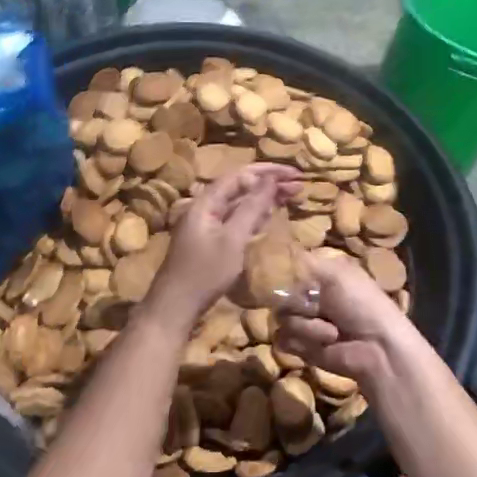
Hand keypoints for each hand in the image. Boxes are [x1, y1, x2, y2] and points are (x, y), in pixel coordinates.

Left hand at [142, 163, 300, 332]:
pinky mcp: (209, 241)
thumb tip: (269, 180)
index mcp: (205, 202)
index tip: (296, 173)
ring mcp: (205, 225)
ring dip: (263, 198)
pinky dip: (253, 215)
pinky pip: (234, 220)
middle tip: (300, 186)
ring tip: (291, 196)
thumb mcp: (232, 240)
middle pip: (238, 187)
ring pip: (237, 204)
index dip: (268, 172)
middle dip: (268, 184)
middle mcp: (203, 208)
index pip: (239, 175)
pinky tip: (269, 216)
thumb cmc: (204, 272)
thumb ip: (251, 209)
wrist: (176, 305)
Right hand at [278, 248, 412, 380]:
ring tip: (332, 333)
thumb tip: (275, 249)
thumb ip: (302, 262)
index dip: (281, 274)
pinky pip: (282, 339)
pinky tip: (321, 345)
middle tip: (321, 309)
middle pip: (278, 295)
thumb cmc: (362, 305)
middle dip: (299, 304)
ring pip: (281, 318)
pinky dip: (302, 342)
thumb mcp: (336, 274)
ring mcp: (302, 323)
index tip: (283, 276)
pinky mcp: (300, 346)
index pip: (285, 270)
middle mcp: (307, 298)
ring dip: (308, 327)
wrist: (379, 349)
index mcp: (316, 278)